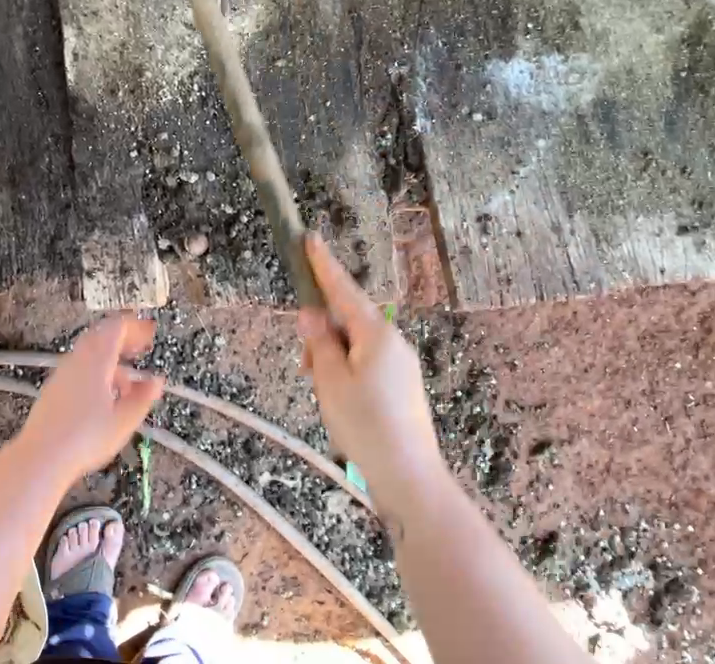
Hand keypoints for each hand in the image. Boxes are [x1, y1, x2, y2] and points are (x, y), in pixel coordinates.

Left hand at [19, 316, 164, 478]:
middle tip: (141, 349)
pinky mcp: (54, 386)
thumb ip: (142, 397)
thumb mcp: (123, 421)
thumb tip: (156, 380)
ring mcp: (62, 372)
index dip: (135, 326)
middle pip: (100, 335)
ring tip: (128, 382)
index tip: (151, 333)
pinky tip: (105, 395)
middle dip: (123, 339)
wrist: (42, 454)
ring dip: (110, 358)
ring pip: (89, 352)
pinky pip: (79, 366)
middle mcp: (77, 359)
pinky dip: (97, 369)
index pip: (115, 327)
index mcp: (96, 360)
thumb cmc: (87, 437)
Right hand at [298, 234, 445, 505]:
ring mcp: (400, 365)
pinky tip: (337, 400)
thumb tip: (311, 313)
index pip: (343, 290)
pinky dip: (343, 371)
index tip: (310, 237)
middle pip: (346, 319)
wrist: (409, 477)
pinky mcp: (400, 386)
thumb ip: (317, 342)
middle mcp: (392, 342)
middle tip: (305, 365)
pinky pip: (364, 364)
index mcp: (376, 334)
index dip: (323, 265)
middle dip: (320, 333)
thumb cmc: (365, 424)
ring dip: (330, 357)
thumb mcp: (329, 379)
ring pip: (353, 345)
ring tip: (322, 393)